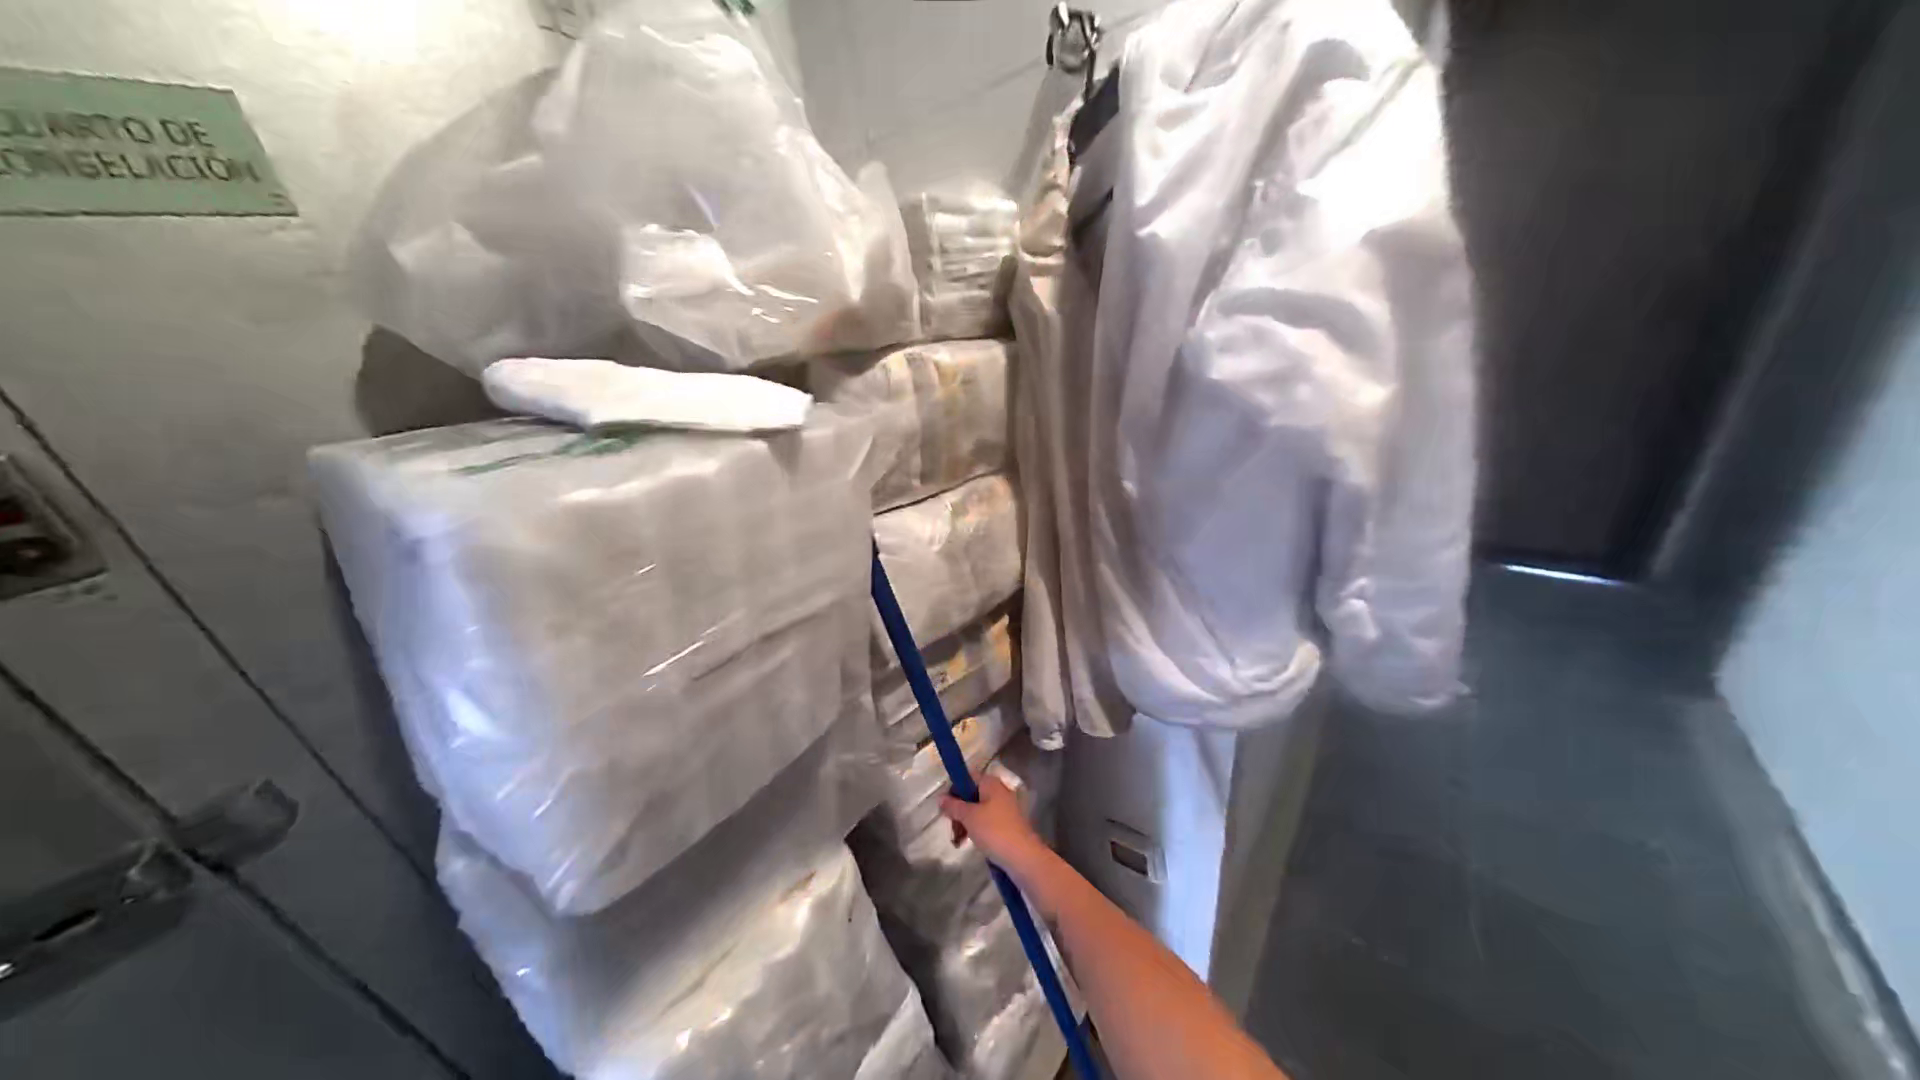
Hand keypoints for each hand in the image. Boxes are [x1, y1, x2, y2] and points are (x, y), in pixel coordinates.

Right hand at [940, 775, 1051, 880]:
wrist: (1023, 857)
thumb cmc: (994, 831)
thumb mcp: (969, 817)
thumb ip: (953, 806)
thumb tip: (941, 798)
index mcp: (991, 784)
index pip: (968, 777)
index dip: (954, 788)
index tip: (945, 806)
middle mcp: (999, 792)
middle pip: (972, 795)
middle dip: (958, 810)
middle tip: (952, 827)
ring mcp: (1005, 809)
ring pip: (978, 810)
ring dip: (965, 823)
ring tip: (958, 841)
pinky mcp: (1008, 825)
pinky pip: (987, 822)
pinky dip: (976, 830)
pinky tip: (969, 843)